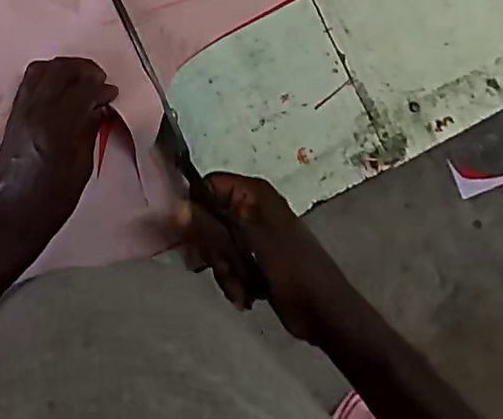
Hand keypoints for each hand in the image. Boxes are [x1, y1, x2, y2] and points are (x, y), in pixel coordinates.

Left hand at [0, 57, 116, 238]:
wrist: (14, 215)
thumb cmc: (54, 199)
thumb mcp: (81, 167)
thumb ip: (89, 129)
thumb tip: (100, 105)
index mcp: (57, 127)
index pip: (82, 89)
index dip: (100, 86)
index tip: (111, 91)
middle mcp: (36, 112)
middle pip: (60, 70)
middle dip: (83, 69)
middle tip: (98, 79)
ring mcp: (21, 110)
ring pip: (41, 69)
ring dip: (63, 68)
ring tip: (79, 79)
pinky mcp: (12, 114)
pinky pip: (28, 81)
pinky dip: (46, 75)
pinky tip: (59, 87)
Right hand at [179, 172, 360, 344]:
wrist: (328, 315)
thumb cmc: (292, 271)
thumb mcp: (247, 245)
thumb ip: (209, 226)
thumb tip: (174, 208)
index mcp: (253, 193)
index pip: (208, 186)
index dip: (196, 209)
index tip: (191, 234)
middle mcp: (251, 207)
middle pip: (209, 218)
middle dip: (214, 250)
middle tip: (226, 268)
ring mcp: (254, 233)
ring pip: (216, 244)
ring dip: (224, 270)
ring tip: (242, 289)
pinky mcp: (255, 258)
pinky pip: (228, 262)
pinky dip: (233, 280)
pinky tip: (246, 295)